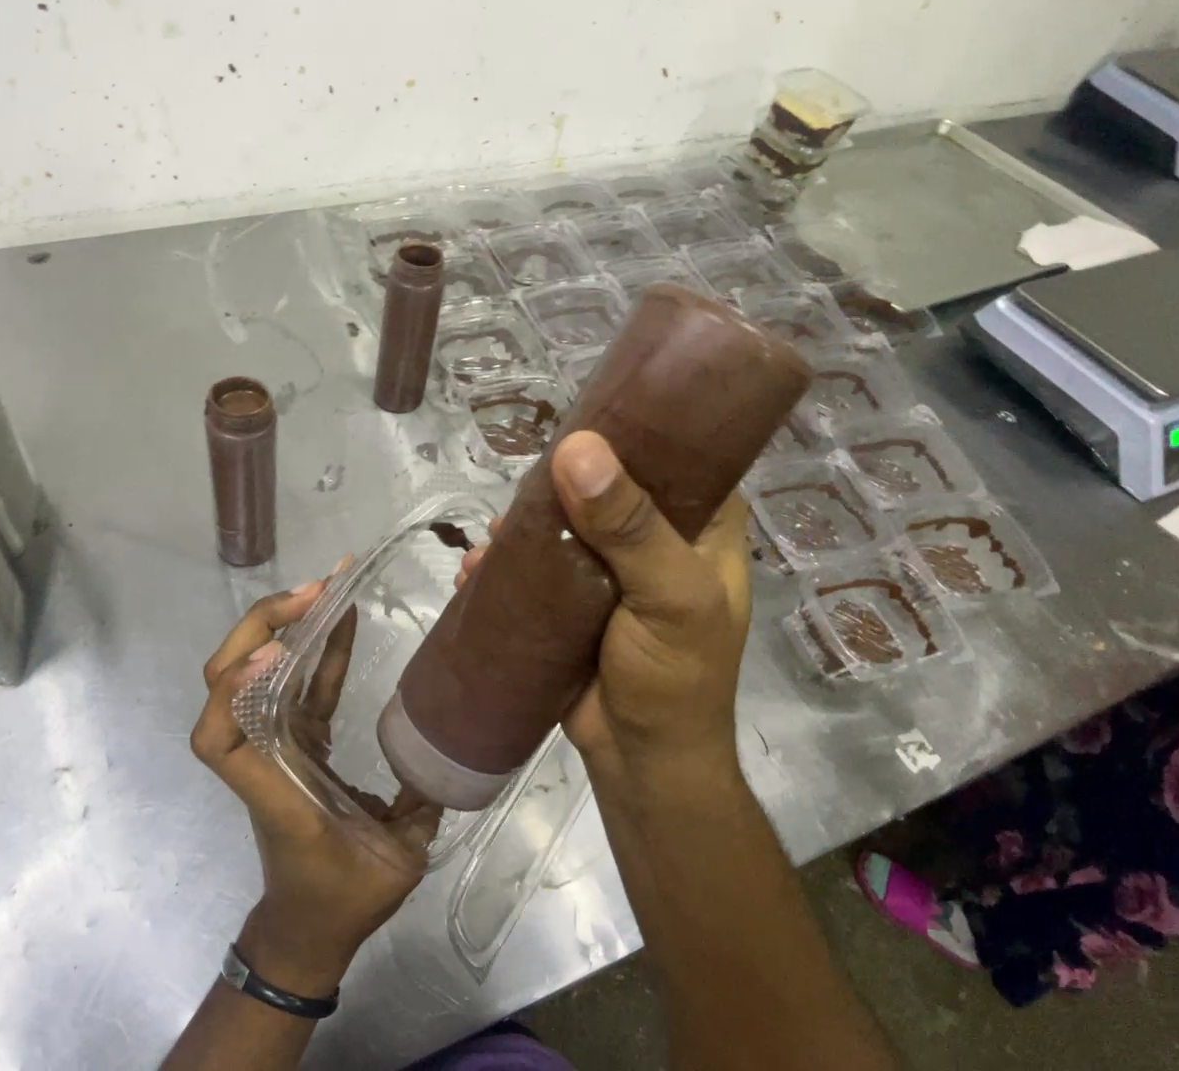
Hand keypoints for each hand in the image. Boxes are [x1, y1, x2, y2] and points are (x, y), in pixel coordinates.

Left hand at [191, 582, 441, 996]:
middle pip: (230, 679)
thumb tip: (451, 750)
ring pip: (261, 673)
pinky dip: (318, 650)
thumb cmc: (344, 899)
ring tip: (331, 584)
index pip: (220, 737)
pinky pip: (301, 685)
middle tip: (318, 589)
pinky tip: (342, 616)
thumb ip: (423, 806)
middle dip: (265, 625)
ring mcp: (278, 743)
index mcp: (274, 788)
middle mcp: (265, 755)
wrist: (311, 926)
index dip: (235, 688)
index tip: (275, 654)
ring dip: (289, 625)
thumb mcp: (395, 859)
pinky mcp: (297, 740)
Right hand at [458, 430, 753, 774]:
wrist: (641, 762)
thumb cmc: (676, 678)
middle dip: (556, 484)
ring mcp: (612, 571)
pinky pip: (537, 569)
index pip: (672, 454)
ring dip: (522, 529)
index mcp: (703, 525)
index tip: (575, 416)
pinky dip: (506, 566)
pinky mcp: (573, 602)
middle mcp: (658, 538)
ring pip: (563, 526)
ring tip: (488, 540)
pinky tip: (474, 571)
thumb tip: (577, 449)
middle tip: (517, 488)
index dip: (627, 431)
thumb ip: (630, 527)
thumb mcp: (669, 596)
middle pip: (605, 486)